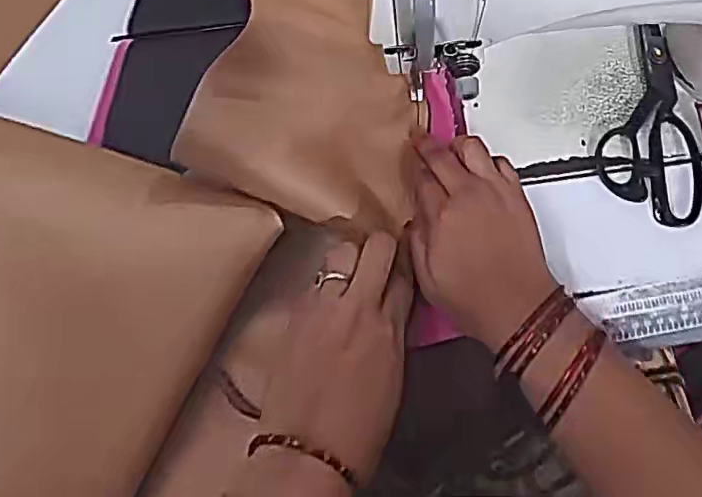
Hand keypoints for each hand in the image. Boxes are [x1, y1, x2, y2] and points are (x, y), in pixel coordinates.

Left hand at [255, 233, 411, 482]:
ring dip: (349, 257)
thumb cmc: (359, 428)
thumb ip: (395, 328)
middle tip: (379, 256)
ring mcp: (323, 308)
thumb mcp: (393, 373)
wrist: (305, 456)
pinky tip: (325, 299)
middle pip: (377, 247)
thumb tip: (394, 303)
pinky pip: (315, 279)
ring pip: (341, 252)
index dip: (405, 262)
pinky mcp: (295, 314)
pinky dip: (324, 282)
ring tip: (349, 273)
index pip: (404, 273)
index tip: (403, 260)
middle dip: (381, 245)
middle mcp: (358, 308)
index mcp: (389, 328)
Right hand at [408, 134, 560, 350]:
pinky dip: (488, 159)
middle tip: (420, 140)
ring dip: (457, 145)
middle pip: (441, 155)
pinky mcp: (515, 193)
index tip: (409, 160)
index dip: (413, 165)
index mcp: (442, 215)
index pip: (422, 177)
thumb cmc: (476, 299)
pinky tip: (482, 167)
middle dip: (426, 145)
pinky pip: (500, 161)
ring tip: (451, 149)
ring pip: (472, 147)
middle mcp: (468, 195)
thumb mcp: (428, 279)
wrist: (519, 307)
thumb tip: (413, 219)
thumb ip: (416, 242)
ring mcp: (494, 190)